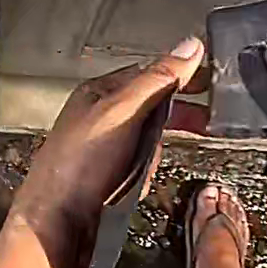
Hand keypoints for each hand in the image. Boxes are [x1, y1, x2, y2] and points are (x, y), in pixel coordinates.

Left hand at [9, 38, 205, 249]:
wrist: (56, 221)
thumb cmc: (79, 163)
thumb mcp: (122, 112)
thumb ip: (156, 80)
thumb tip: (190, 46)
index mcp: (99, 93)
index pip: (149, 73)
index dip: (180, 77)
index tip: (210, 84)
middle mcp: (100, 118)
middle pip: (152, 110)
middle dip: (171, 122)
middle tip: (200, 126)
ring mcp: (103, 149)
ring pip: (148, 143)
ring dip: (152, 156)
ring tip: (142, 169)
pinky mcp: (106, 177)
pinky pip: (138, 171)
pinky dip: (141, 178)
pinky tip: (133, 187)